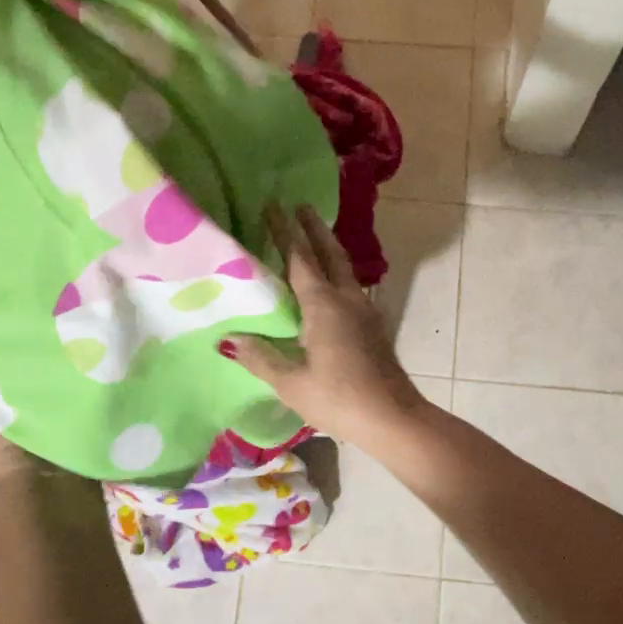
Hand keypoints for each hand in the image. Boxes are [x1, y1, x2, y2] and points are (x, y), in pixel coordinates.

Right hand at [223, 205, 431, 443]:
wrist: (393, 418)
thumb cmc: (338, 399)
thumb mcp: (292, 383)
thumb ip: (261, 357)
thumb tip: (229, 339)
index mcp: (324, 305)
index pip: (300, 258)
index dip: (284, 231)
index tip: (273, 205)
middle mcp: (347, 299)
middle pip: (330, 253)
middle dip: (314, 228)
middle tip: (301, 206)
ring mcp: (365, 311)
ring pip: (345, 268)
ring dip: (329, 248)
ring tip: (316, 237)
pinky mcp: (374, 327)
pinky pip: (352, 287)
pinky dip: (338, 272)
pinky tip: (332, 284)